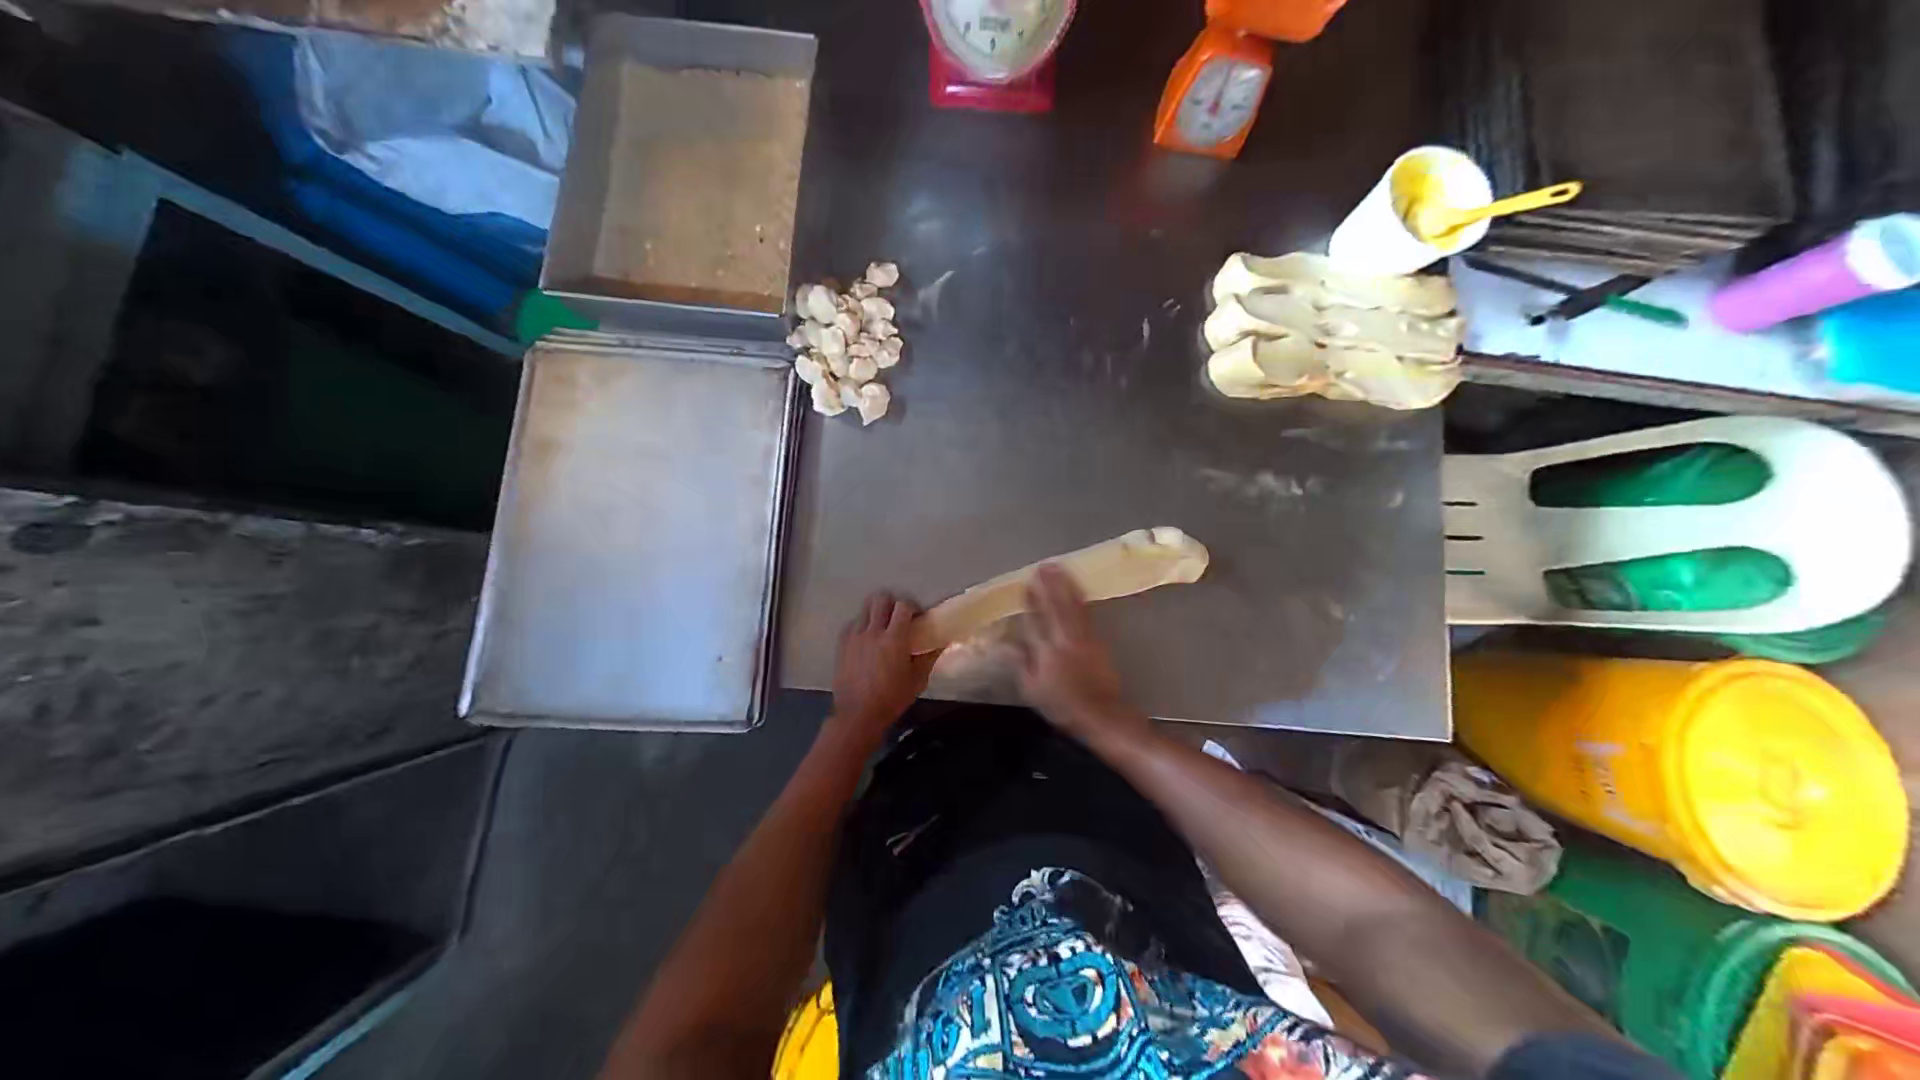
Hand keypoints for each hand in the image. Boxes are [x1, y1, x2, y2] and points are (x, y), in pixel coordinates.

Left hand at [829, 591, 937, 743]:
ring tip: (882, 627)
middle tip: (898, 617)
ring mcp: (854, 636)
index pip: (903, 605)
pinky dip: (862, 625)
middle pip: (881, 598)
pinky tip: (867, 640)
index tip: (917, 617)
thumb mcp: (917, 680)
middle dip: (892, 603)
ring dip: (876, 613)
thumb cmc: (891, 699)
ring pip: (865, 608)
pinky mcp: (842, 643)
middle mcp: (873, 631)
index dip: (912, 607)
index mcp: (894, 639)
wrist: (857, 714)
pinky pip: (852, 623)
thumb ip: (929, 657)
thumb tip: (942, 641)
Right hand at [1018, 565, 1149, 746]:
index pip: (1036, 619)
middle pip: (1057, 606)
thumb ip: (1020, 663)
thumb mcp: (1032, 689)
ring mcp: (1085, 638)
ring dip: (1066, 586)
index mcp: (1047, 650)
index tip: (1026, 583)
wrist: (1102, 714)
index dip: (1031, 600)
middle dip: (1049, 585)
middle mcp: (1066, 639)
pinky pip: (1086, 613)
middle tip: (1043, 566)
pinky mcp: (1098, 641)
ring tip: (1059, 569)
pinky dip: (1079, 598)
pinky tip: (1076, 590)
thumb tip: (1007, 642)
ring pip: (1073, 605)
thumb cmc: (1063, 705)